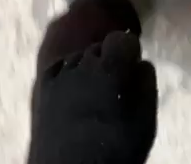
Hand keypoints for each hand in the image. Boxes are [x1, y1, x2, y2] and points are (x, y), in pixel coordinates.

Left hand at [27, 31, 157, 163]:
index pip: (121, 38)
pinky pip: (59, 68)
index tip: (133, 63)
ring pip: (79, 57)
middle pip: (100, 47)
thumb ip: (146, 85)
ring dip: (89, 66)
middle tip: (116, 82)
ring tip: (95, 90)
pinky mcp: (44, 88)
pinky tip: (74, 90)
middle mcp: (84, 63)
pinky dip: (68, 73)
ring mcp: (61, 75)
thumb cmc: (114, 151)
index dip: (130, 49)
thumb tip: (142, 63)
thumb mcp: (144, 123)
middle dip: (109, 58)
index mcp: (111, 67)